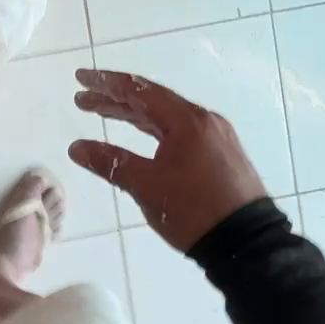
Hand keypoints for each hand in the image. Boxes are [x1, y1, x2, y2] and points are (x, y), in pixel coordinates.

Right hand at [68, 68, 267, 251]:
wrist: (248, 245)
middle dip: (114, 99)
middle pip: (151, 100)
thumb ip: (110, 162)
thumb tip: (76, 148)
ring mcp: (214, 137)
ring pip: (165, 117)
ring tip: (100, 112)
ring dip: (132, 114)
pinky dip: (152, 129)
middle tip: (81, 100)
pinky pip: (177, 131)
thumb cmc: (195, 210)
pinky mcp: (218, 155)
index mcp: (187, 121)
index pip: (140, 90)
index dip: (106, 83)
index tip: (81, 78)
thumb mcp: (147, 185)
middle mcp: (203, 121)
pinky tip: (137, 133)